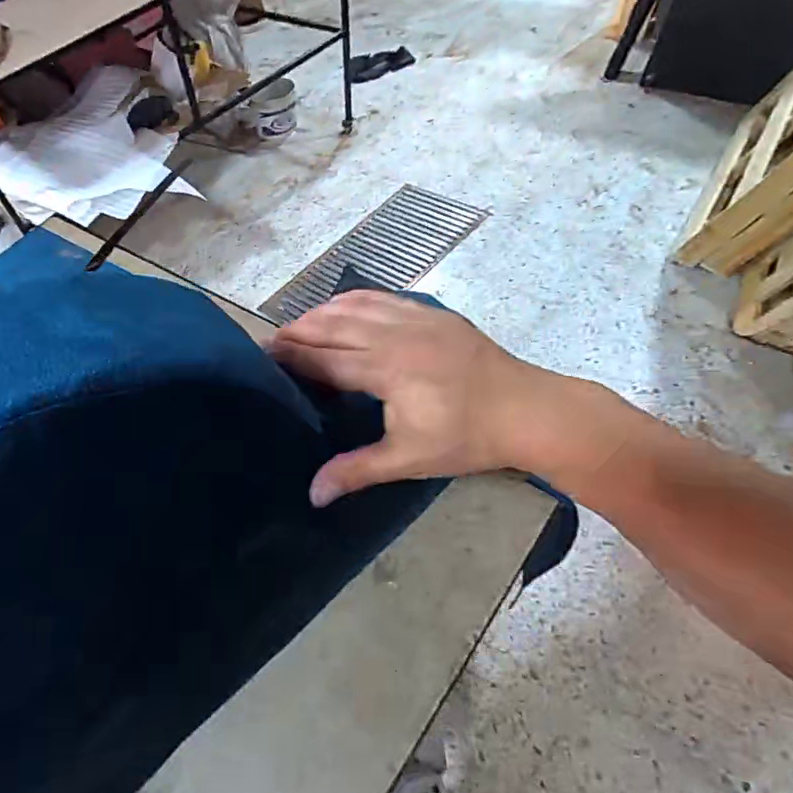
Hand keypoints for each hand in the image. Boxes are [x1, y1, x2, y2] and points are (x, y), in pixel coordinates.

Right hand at [265, 291, 653, 505]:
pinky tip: (344, 308)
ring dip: (322, 312)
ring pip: (355, 305)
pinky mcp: (434, 313)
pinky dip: (354, 300)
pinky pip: (383, 297)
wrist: (530, 411)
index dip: (291, 355)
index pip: (324, 357)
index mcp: (386, 369)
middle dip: (298, 330)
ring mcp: (417, 318)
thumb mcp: (409, 460)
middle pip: (332, 324)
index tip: (263, 354)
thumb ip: (356, 470)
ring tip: (300, 325)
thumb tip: (312, 494)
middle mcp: (395, 334)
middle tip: (271, 340)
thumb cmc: (467, 438)